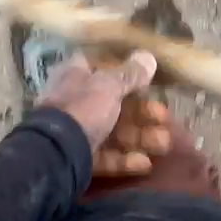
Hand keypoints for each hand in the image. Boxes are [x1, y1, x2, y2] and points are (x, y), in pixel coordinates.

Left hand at [36, 51, 165, 175]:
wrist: (55, 154)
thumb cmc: (83, 107)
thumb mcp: (109, 85)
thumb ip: (130, 74)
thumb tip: (149, 56)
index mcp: (76, 74)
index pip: (104, 67)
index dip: (127, 73)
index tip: (150, 81)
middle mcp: (74, 99)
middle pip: (114, 103)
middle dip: (142, 112)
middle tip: (165, 118)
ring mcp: (75, 130)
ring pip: (113, 131)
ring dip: (140, 136)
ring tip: (165, 143)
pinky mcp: (78, 157)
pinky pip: (105, 155)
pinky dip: (125, 159)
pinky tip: (145, 164)